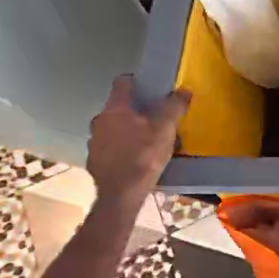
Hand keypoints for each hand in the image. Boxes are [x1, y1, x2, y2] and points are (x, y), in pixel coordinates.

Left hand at [87, 76, 190, 206]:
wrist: (121, 196)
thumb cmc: (143, 156)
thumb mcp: (165, 129)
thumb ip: (174, 107)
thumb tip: (184, 90)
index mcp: (115, 109)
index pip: (123, 82)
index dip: (138, 81)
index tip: (153, 87)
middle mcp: (99, 121)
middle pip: (119, 107)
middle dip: (137, 110)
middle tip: (156, 117)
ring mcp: (94, 142)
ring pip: (114, 128)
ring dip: (129, 129)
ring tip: (149, 140)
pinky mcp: (95, 161)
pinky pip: (111, 146)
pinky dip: (123, 147)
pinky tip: (138, 158)